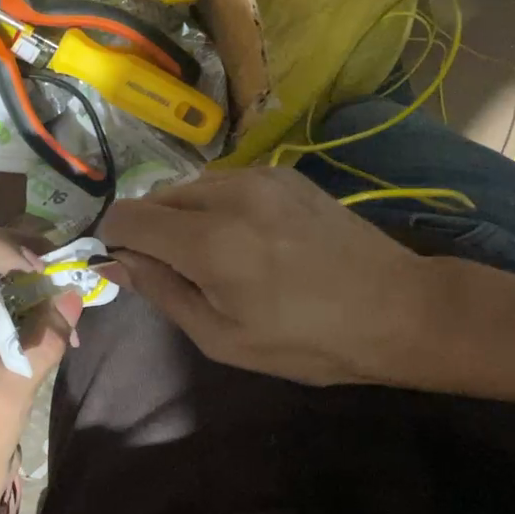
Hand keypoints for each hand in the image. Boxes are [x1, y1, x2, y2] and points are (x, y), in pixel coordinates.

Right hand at [99, 167, 435, 385]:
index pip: (126, 217)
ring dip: (182, 218)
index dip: (115, 241)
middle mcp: (228, 194)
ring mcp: (259, 176)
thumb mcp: (222, 337)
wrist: (399, 309)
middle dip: (150, 232)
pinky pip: (222, 182)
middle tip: (180, 273)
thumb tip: (114, 262)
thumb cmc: (306, 341)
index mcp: (209, 242)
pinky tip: (247, 238)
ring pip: (187, 187)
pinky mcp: (283, 173)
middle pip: (153, 198)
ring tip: (217, 258)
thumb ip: (162, 292)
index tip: (131, 268)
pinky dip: (215, 206)